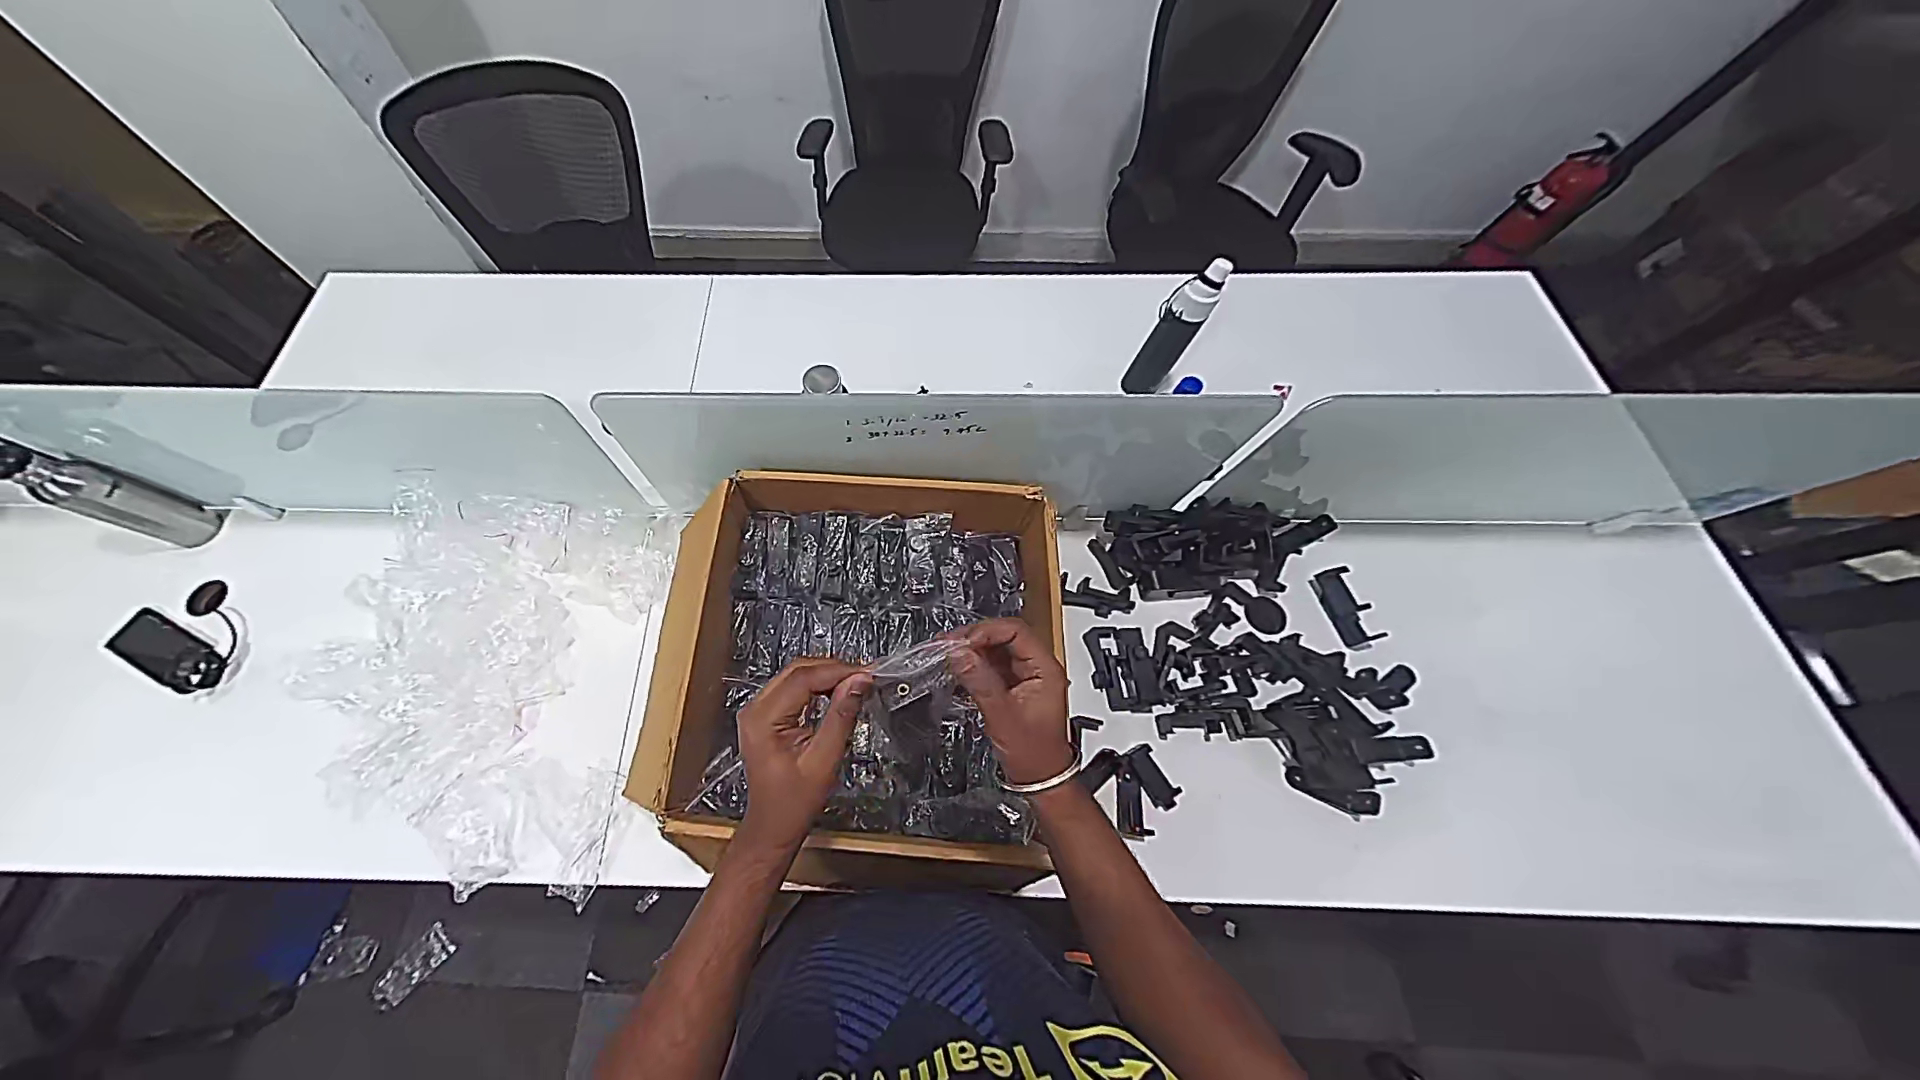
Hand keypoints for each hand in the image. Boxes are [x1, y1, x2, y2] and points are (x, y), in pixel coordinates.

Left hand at [735, 658, 871, 849]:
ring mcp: (758, 710)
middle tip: (865, 676)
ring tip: (856, 682)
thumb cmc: (794, 801)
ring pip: (796, 675)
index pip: (803, 678)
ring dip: (827, 675)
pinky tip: (837, 691)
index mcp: (763, 719)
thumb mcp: (824, 759)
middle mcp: (755, 709)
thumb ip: (841, 716)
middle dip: (834, 669)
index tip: (866, 673)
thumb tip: (859, 681)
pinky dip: (817, 686)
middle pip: (798, 670)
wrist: (773, 825)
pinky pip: (793, 687)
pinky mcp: (766, 714)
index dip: (838, 671)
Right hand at [948, 618, 1073, 785]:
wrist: (1039, 778)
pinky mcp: (1013, 686)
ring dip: (972, 651)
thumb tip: (960, 654)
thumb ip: (980, 682)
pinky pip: (992, 666)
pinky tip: (959, 671)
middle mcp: (1038, 668)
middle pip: (1004, 636)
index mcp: (1045, 669)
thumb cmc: (1034, 753)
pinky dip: (974, 665)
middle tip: (950, 645)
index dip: (987, 632)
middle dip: (975, 639)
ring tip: (950, 656)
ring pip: (996, 650)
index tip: (963, 642)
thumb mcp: (1002, 715)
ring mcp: (1025, 676)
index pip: (1016, 631)